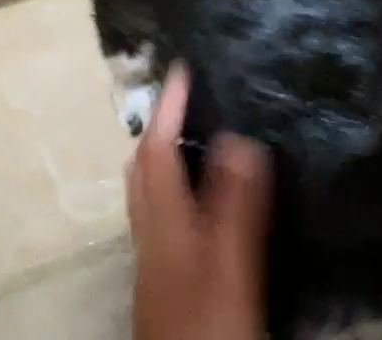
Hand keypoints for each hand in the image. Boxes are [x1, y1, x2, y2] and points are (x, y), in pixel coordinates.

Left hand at [127, 63, 273, 339]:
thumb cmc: (210, 324)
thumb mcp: (231, 264)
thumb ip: (235, 204)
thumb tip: (239, 135)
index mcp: (165, 224)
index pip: (156, 152)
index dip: (168, 108)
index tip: (181, 68)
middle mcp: (153, 237)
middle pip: (143, 172)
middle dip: (159, 128)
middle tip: (187, 98)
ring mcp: (157, 262)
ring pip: (152, 196)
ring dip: (166, 157)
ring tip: (199, 137)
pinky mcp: (168, 282)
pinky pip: (167, 216)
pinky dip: (180, 189)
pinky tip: (209, 200)